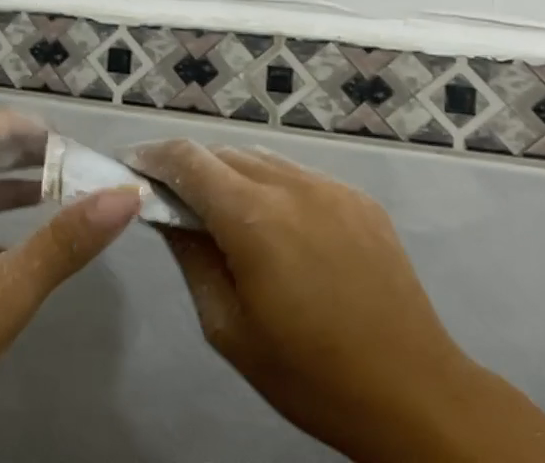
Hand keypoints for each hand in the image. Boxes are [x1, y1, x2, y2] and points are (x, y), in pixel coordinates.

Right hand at [130, 141, 544, 462]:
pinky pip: (299, 177)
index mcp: (253, 217)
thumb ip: (192, 259)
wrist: (412, 391)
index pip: (188, 159)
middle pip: (224, 154)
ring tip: (221, 210)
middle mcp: (292, 186)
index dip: (154, 156)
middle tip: (172, 199)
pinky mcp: (360, 200)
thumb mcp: (228, 328)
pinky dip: (272, 186)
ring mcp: (332, 189)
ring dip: (231, 174)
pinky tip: (274, 224)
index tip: (133, 167)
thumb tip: (168, 215)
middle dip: (191, 168)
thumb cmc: (308, 372)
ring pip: (263, 160)